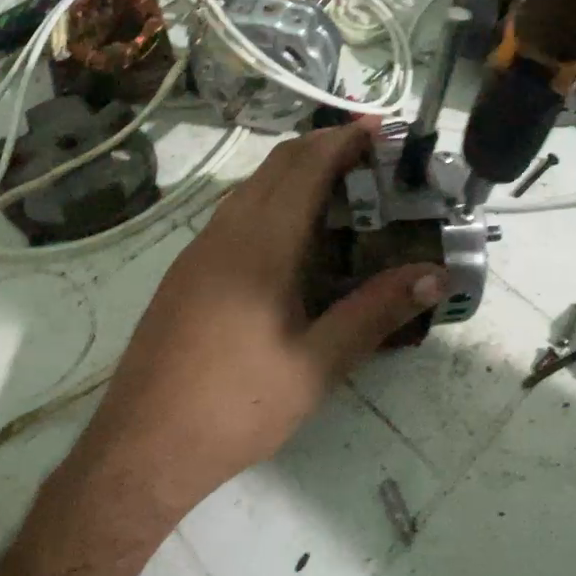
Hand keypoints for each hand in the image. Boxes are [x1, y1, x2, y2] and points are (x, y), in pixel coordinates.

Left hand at [97, 120, 444, 488]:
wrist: (141, 447)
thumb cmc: (236, 406)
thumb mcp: (316, 366)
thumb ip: (375, 313)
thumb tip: (434, 276)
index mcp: (260, 245)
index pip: (304, 166)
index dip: (342, 139)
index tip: (380, 128)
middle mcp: (226, 232)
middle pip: (276, 165)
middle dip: (323, 146)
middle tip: (371, 155)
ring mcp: (199, 250)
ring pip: (252, 186)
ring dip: (294, 171)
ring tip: (341, 188)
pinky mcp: (186, 271)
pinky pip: (235, 212)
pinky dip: (272, 198)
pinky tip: (292, 236)